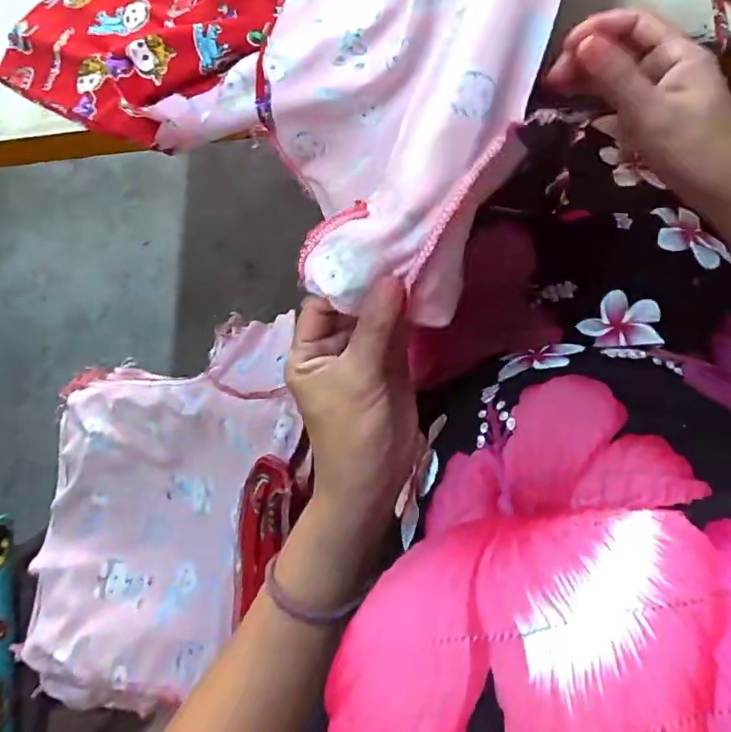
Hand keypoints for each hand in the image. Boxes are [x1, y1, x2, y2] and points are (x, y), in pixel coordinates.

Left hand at [285, 280, 418, 530]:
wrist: (375, 480)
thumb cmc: (351, 430)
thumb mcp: (358, 375)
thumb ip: (375, 326)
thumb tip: (391, 278)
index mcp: (309, 350)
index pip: (321, 303)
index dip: (343, 281)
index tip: (371, 255)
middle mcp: (334, 348)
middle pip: (352, 307)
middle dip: (373, 285)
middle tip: (399, 251)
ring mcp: (364, 356)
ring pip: (377, 317)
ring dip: (393, 297)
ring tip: (413, 262)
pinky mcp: (390, 364)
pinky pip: (397, 332)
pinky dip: (408, 315)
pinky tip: (422, 290)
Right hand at [545, 9, 730, 225]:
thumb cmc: (696, 151)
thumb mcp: (650, 111)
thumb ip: (615, 75)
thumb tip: (582, 41)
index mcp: (678, 54)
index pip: (633, 22)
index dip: (597, 28)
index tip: (566, 50)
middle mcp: (671, 67)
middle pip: (622, 47)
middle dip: (587, 56)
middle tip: (554, 79)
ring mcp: (664, 93)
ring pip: (619, 74)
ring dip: (589, 79)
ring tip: (558, 92)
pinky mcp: (658, 118)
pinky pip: (624, 100)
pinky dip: (602, 101)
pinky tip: (581, 110)